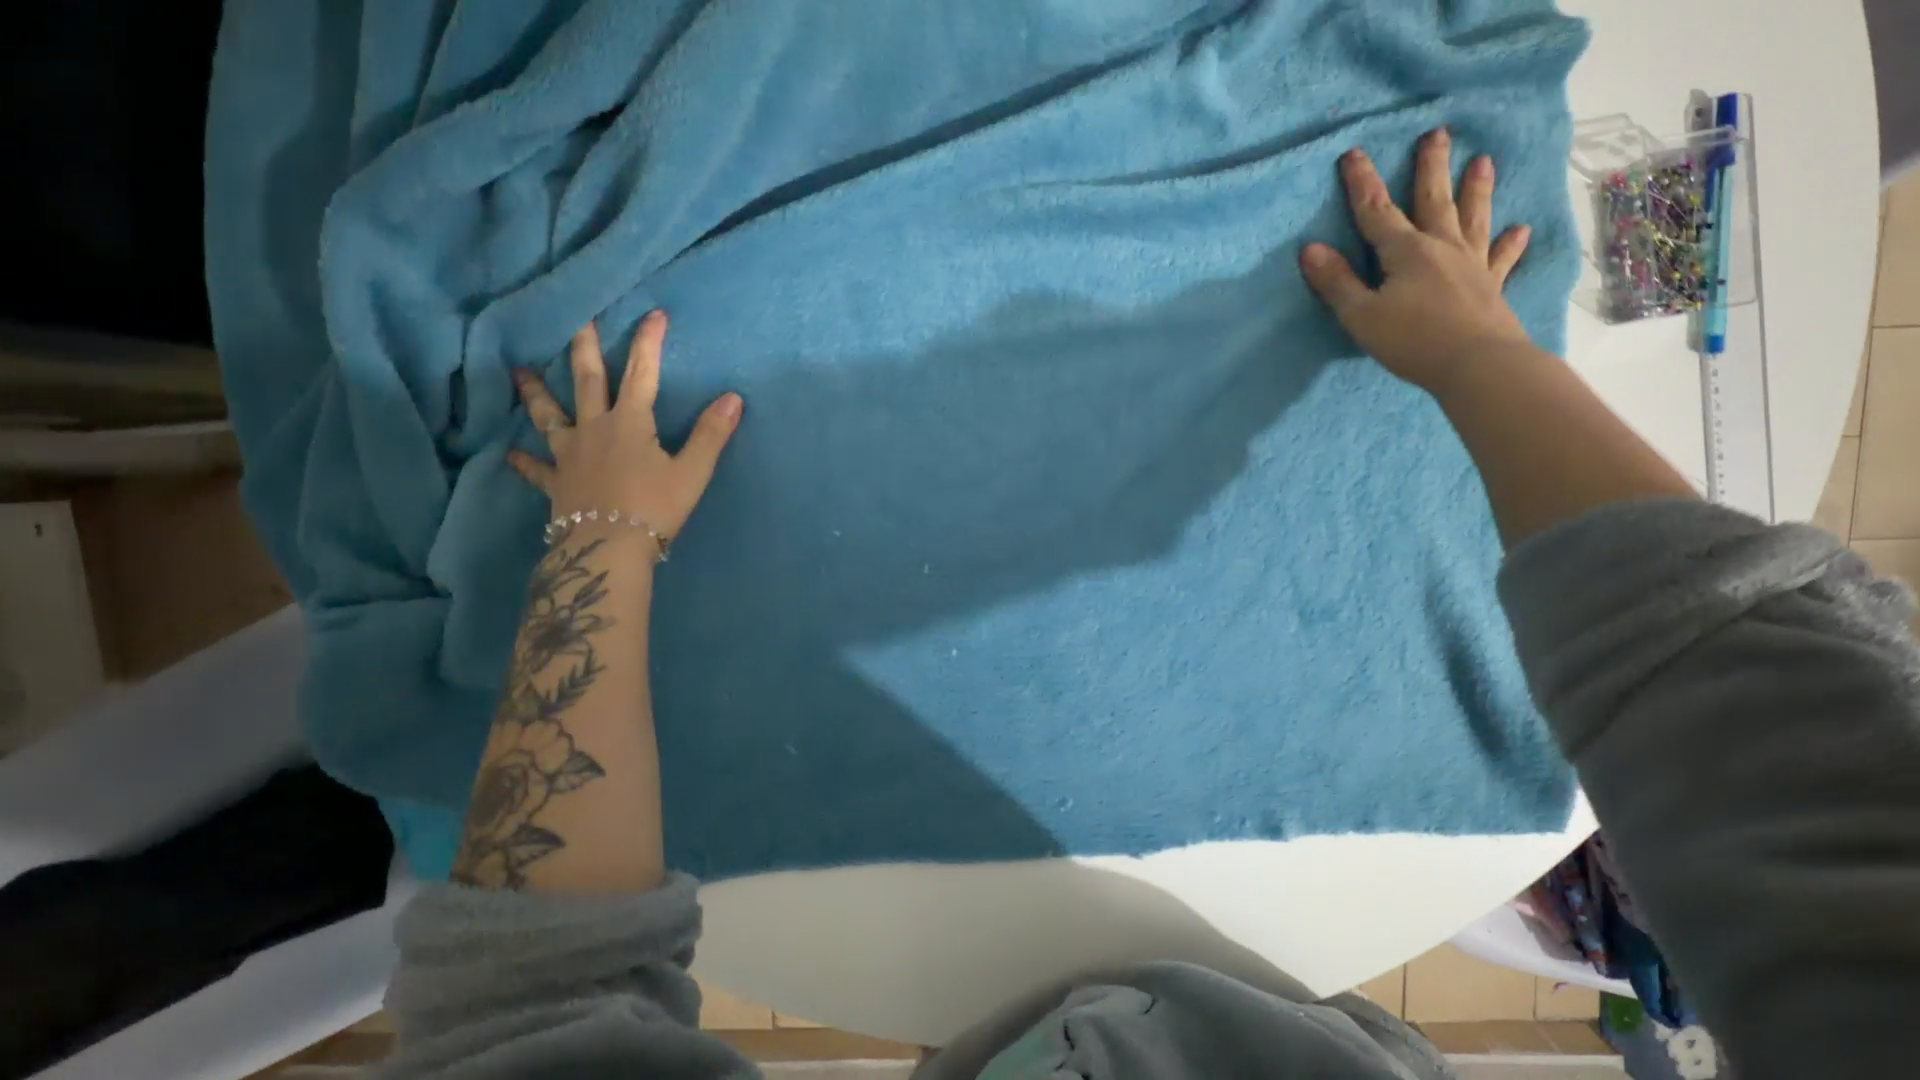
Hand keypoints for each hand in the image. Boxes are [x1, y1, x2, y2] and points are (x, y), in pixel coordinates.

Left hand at [509, 311, 742, 553]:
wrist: (608, 548)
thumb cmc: (654, 508)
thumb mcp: (692, 472)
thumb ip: (711, 434)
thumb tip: (734, 398)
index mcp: (630, 422)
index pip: (642, 372)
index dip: (648, 341)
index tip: (654, 313)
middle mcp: (595, 429)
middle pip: (587, 381)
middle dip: (584, 347)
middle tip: (575, 319)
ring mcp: (570, 454)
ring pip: (550, 416)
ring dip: (536, 392)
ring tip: (520, 372)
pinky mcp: (556, 482)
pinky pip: (536, 469)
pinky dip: (523, 461)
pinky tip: (509, 454)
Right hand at [1299, 128, 1534, 394]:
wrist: (1478, 364)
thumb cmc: (1413, 341)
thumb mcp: (1361, 316)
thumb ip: (1337, 282)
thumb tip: (1310, 248)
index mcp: (1405, 252)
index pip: (1376, 211)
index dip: (1362, 183)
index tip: (1354, 153)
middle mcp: (1441, 247)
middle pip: (1433, 199)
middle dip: (1431, 167)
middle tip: (1438, 133)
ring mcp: (1471, 264)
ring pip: (1472, 218)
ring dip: (1476, 189)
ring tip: (1483, 161)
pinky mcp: (1491, 286)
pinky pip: (1501, 258)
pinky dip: (1509, 244)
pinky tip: (1519, 230)